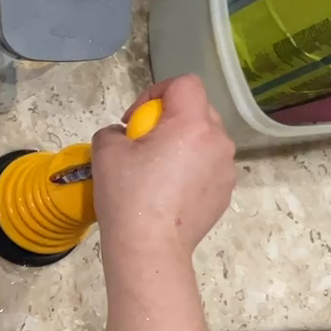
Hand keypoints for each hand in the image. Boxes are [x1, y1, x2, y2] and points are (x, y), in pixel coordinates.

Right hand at [91, 74, 237, 271]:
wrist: (149, 246)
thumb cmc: (127, 196)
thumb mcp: (104, 155)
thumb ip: (111, 133)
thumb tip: (122, 135)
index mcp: (190, 124)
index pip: (183, 84)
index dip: (155, 93)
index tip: (134, 120)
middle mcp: (217, 139)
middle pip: (196, 111)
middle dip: (167, 122)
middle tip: (140, 148)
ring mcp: (225, 167)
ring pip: (203, 142)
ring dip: (180, 148)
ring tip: (154, 175)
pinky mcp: (225, 191)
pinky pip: (206, 169)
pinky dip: (188, 173)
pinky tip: (166, 196)